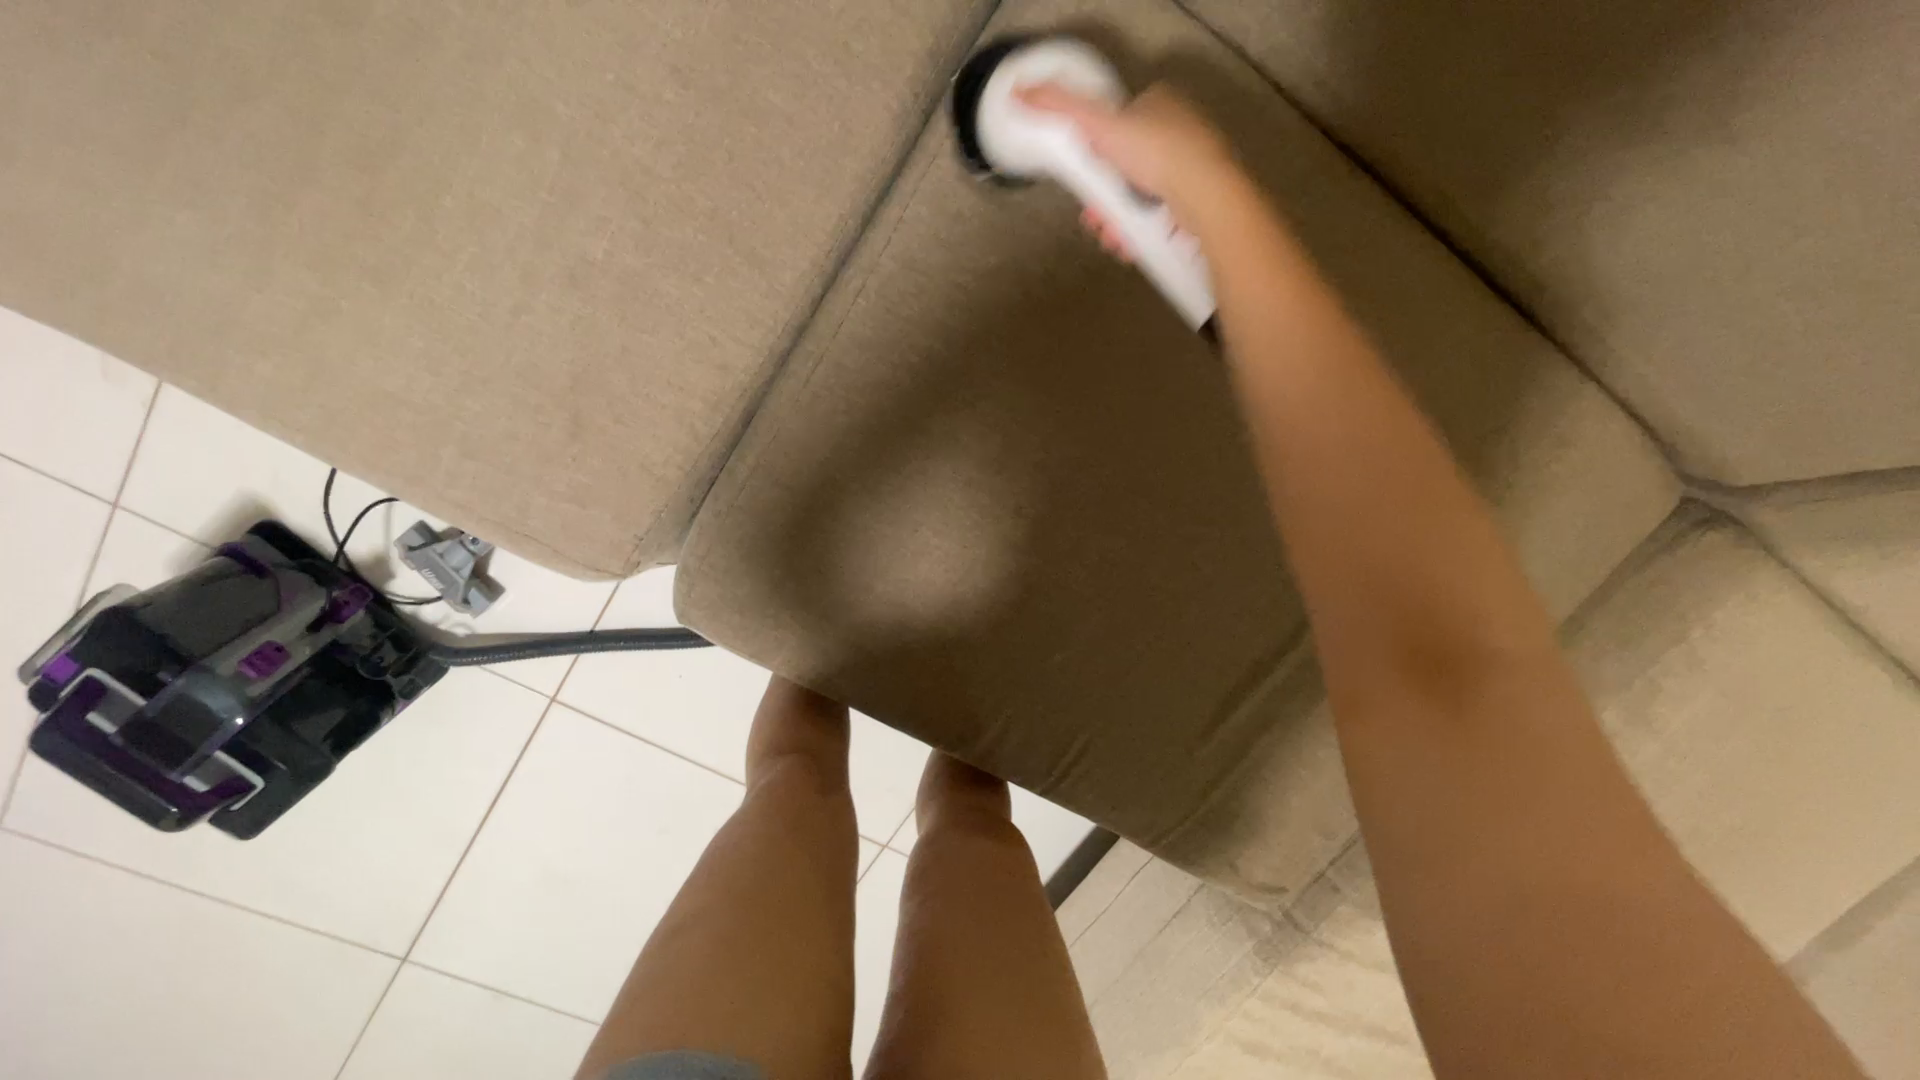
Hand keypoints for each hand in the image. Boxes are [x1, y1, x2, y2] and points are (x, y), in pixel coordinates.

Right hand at [1016, 81, 1237, 236]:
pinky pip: (1158, 220)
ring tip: (1110, 238)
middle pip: (1124, 170)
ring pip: (1139, 199)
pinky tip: (1129, 246)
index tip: (1083, 182)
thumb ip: (1059, 107)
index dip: (1094, 156)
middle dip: (1103, 200)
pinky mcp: (1200, 203)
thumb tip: (1019, 92)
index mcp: (1160, 103)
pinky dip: (1139, 234)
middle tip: (1094, 220)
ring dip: (1116, 223)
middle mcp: (1180, 132)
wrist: (1206, 197)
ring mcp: (1192, 169)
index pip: (1115, 127)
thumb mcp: (1099, 124)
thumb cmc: (1155, 153)